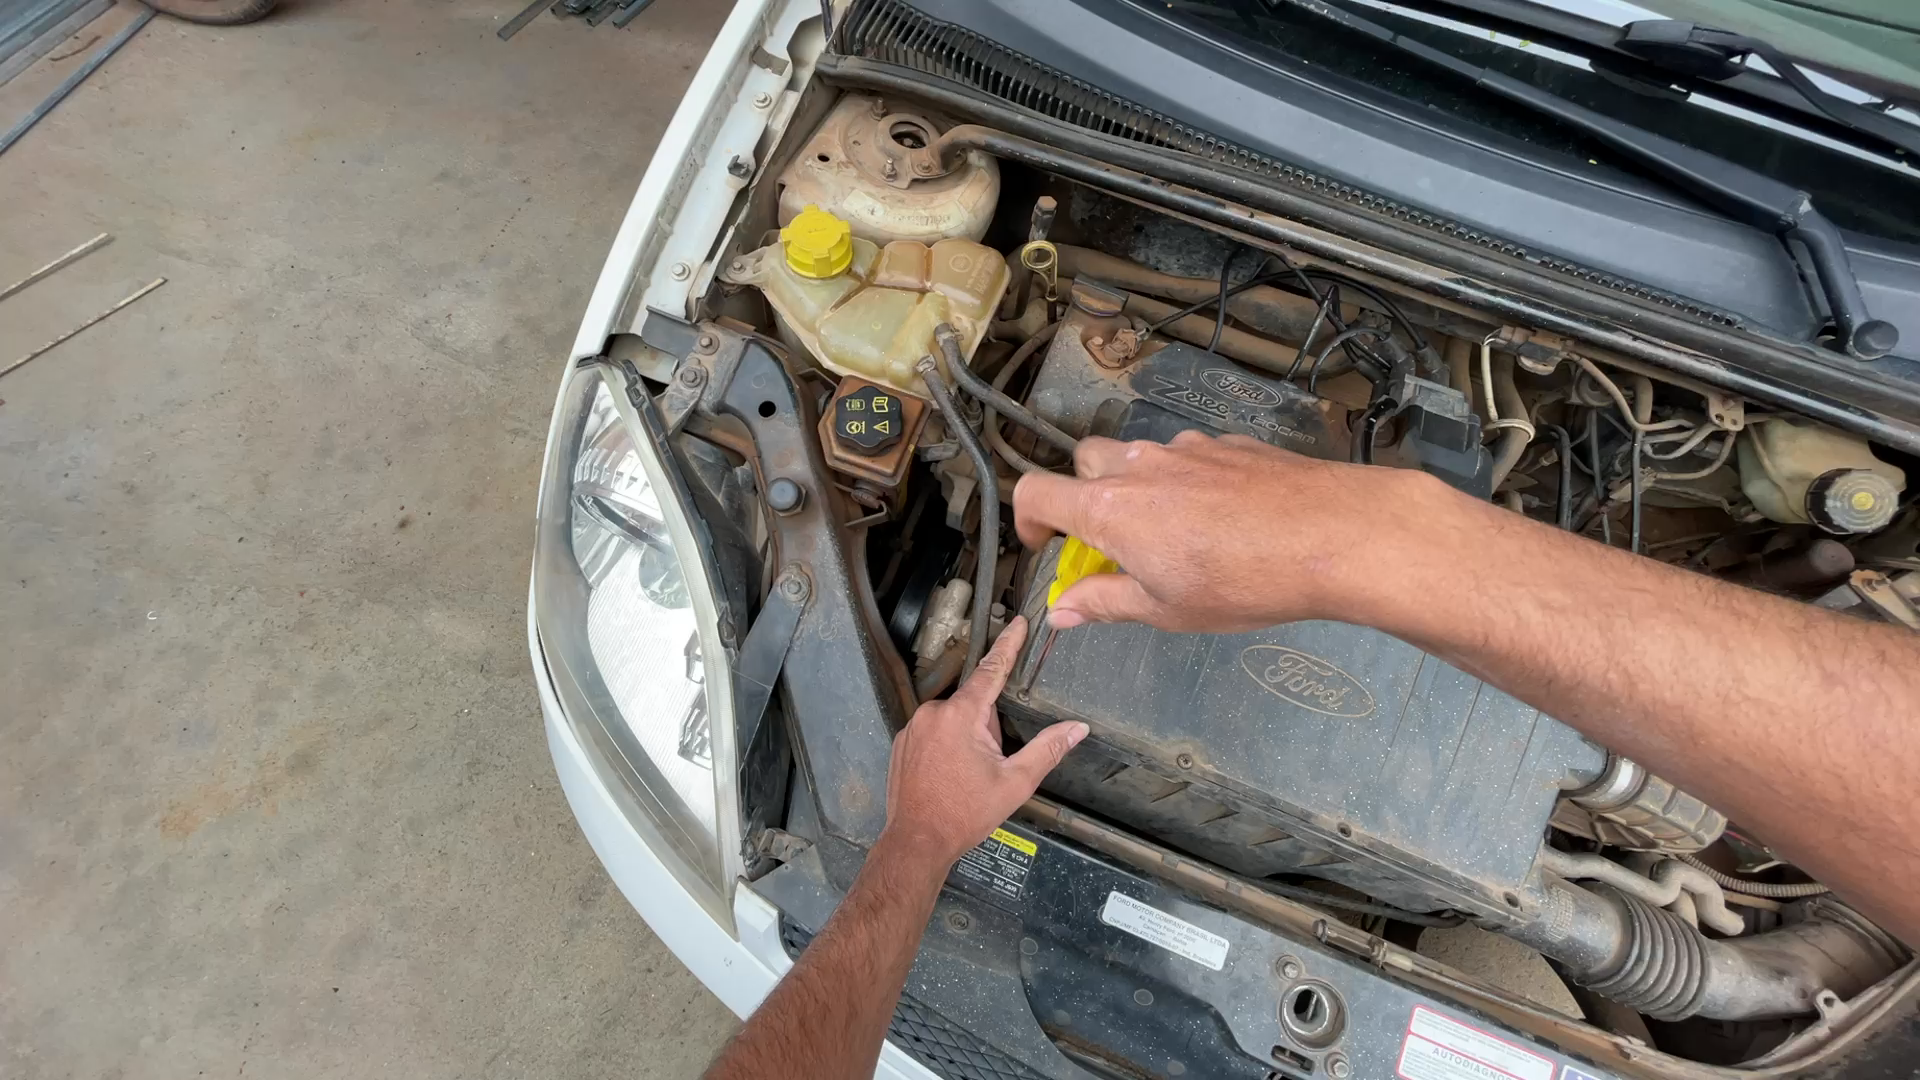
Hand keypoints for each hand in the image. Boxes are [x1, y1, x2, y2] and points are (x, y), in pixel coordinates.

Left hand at [883, 616, 1089, 867]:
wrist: (916, 841)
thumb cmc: (962, 814)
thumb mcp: (1015, 783)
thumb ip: (1048, 750)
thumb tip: (1076, 729)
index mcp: (962, 715)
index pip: (992, 669)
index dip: (1009, 645)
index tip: (1019, 622)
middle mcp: (933, 712)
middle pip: (975, 703)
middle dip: (988, 727)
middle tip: (987, 765)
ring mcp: (914, 726)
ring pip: (954, 719)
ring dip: (967, 737)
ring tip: (965, 775)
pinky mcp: (903, 740)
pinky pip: (934, 731)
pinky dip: (946, 745)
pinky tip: (948, 775)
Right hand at [1013, 431, 1448, 632]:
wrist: (1334, 534)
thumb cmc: (1239, 583)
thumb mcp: (1164, 609)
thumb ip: (1103, 602)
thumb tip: (1060, 610)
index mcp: (1109, 508)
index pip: (1035, 491)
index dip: (1025, 519)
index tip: (1044, 546)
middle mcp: (1138, 466)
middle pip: (1082, 459)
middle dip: (1082, 492)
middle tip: (1110, 536)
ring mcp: (1185, 447)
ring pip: (1137, 455)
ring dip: (1135, 486)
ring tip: (1174, 530)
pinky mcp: (1227, 442)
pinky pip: (1185, 455)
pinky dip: (1183, 479)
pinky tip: (1223, 515)